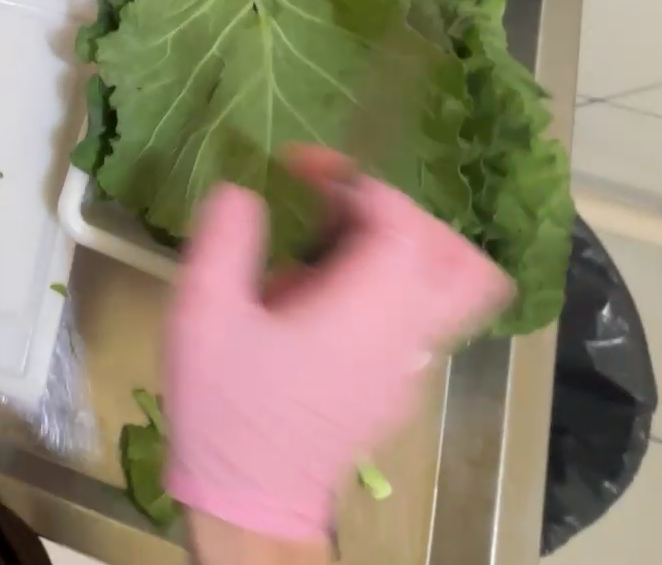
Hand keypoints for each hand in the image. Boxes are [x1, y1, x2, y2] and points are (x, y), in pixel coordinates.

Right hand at [163, 146, 512, 543]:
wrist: (248, 495)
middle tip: (332, 201)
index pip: (404, 225)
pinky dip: (383, 279)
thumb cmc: (223, 398)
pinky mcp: (391, 384)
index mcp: (365, 314)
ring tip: (323, 239)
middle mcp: (405, 339)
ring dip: (397, 245)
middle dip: (399, 212)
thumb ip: (225, 239)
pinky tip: (312, 290)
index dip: (357, 180)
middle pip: (458, 258)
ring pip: (447, 289)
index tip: (298, 167)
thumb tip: (243, 190)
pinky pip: (414, 314)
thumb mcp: (202, 308)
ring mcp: (407, 367)